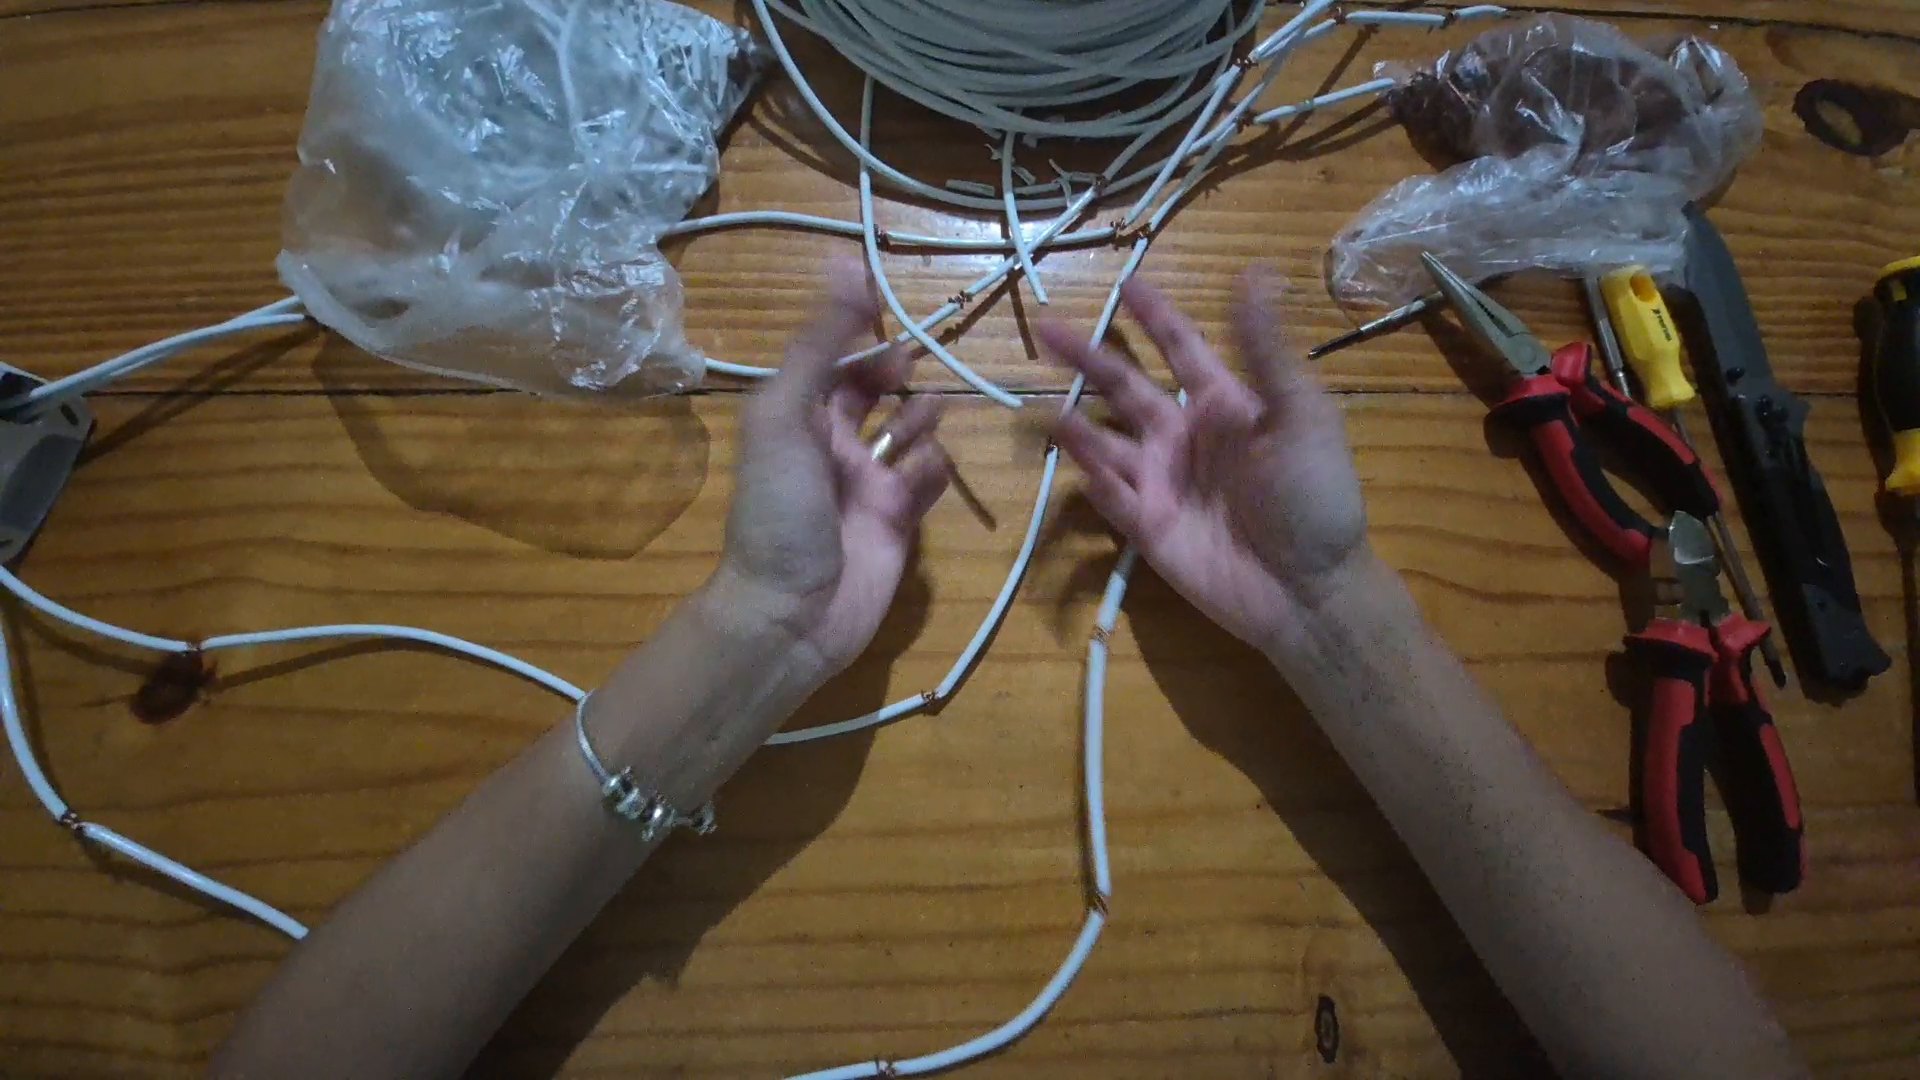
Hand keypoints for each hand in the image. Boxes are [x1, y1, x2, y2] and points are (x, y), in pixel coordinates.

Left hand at [713, 262, 950, 682]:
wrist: (793, 611)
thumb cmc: (780, 508)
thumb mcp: (785, 415)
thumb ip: (818, 345)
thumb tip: (846, 263)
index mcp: (799, 419)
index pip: (831, 362)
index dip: (856, 332)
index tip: (887, 302)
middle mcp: (834, 447)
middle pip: (871, 395)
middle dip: (892, 372)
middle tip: (913, 361)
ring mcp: (869, 486)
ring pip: (907, 436)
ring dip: (921, 417)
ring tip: (932, 408)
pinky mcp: (898, 523)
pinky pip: (925, 484)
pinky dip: (932, 471)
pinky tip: (925, 471)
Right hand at [1037, 268, 1370, 660]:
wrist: (1308, 588)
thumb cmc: (1314, 497)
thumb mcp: (1301, 416)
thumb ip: (1267, 351)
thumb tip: (1255, 272)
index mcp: (1223, 405)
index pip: (1180, 349)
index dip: (1154, 316)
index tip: (1125, 284)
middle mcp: (1183, 437)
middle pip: (1126, 389)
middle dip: (1089, 360)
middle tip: (1047, 332)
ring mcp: (1162, 482)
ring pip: (1106, 445)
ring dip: (1076, 427)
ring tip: (1045, 410)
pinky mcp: (1147, 527)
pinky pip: (1112, 499)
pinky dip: (1095, 481)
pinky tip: (1077, 460)